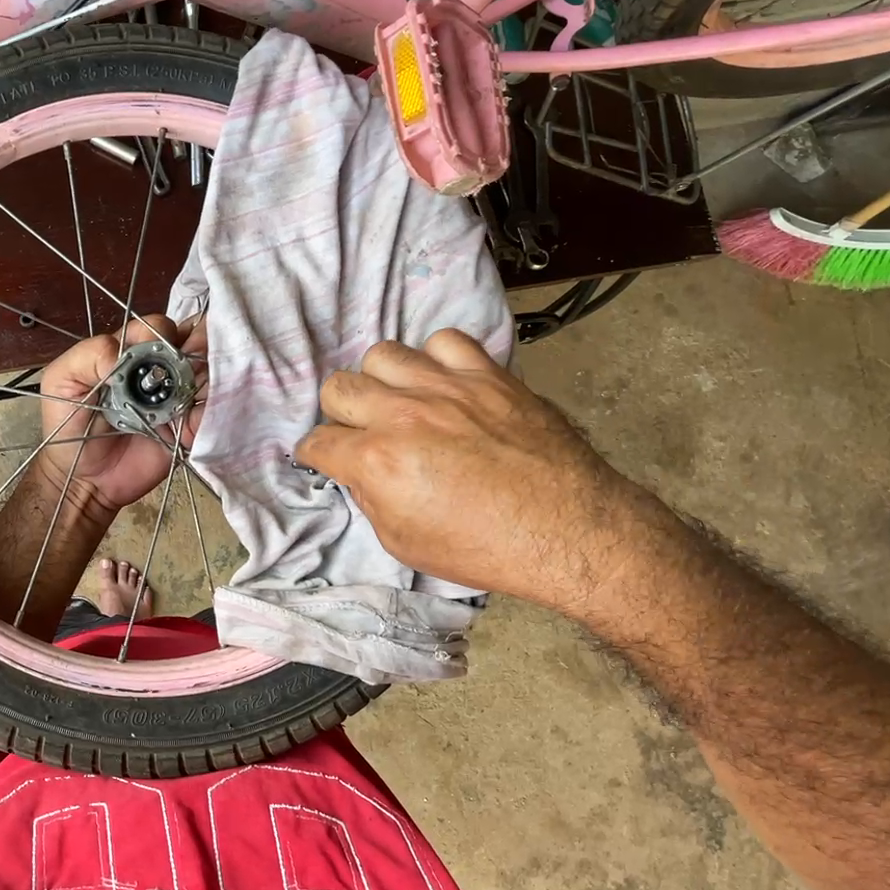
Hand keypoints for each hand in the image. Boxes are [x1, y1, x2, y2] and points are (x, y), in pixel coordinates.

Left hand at [34, 315, 203, 518]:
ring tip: (193, 391)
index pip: (158, 328)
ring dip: (211, 374)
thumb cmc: (68, 426)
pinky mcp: (192, 428)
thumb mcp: (62, 381)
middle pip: (194, 342)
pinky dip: (215, 411)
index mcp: (131, 352)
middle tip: (188, 362)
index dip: (160, 333)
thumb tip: (121, 353)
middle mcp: (161, 370)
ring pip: (211, 372)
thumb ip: (88, 356)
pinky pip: (215, 412)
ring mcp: (180, 398)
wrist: (83, 480)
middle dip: (198, 344)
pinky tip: (197, 419)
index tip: (152, 352)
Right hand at [294, 329, 673, 609]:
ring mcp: (448, 388)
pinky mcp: (489, 376)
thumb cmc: (485, 548)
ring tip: (401, 403)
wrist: (571, 534)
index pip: (317, 441)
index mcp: (378, 461)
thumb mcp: (402, 542)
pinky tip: (444, 385)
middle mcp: (404, 415)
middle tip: (362, 433)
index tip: (328, 460)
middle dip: (340, 414)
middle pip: (338, 388)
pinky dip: (436, 360)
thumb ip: (368, 497)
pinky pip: (444, 341)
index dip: (317, 455)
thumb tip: (357, 471)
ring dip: (382, 381)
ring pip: (382, 355)